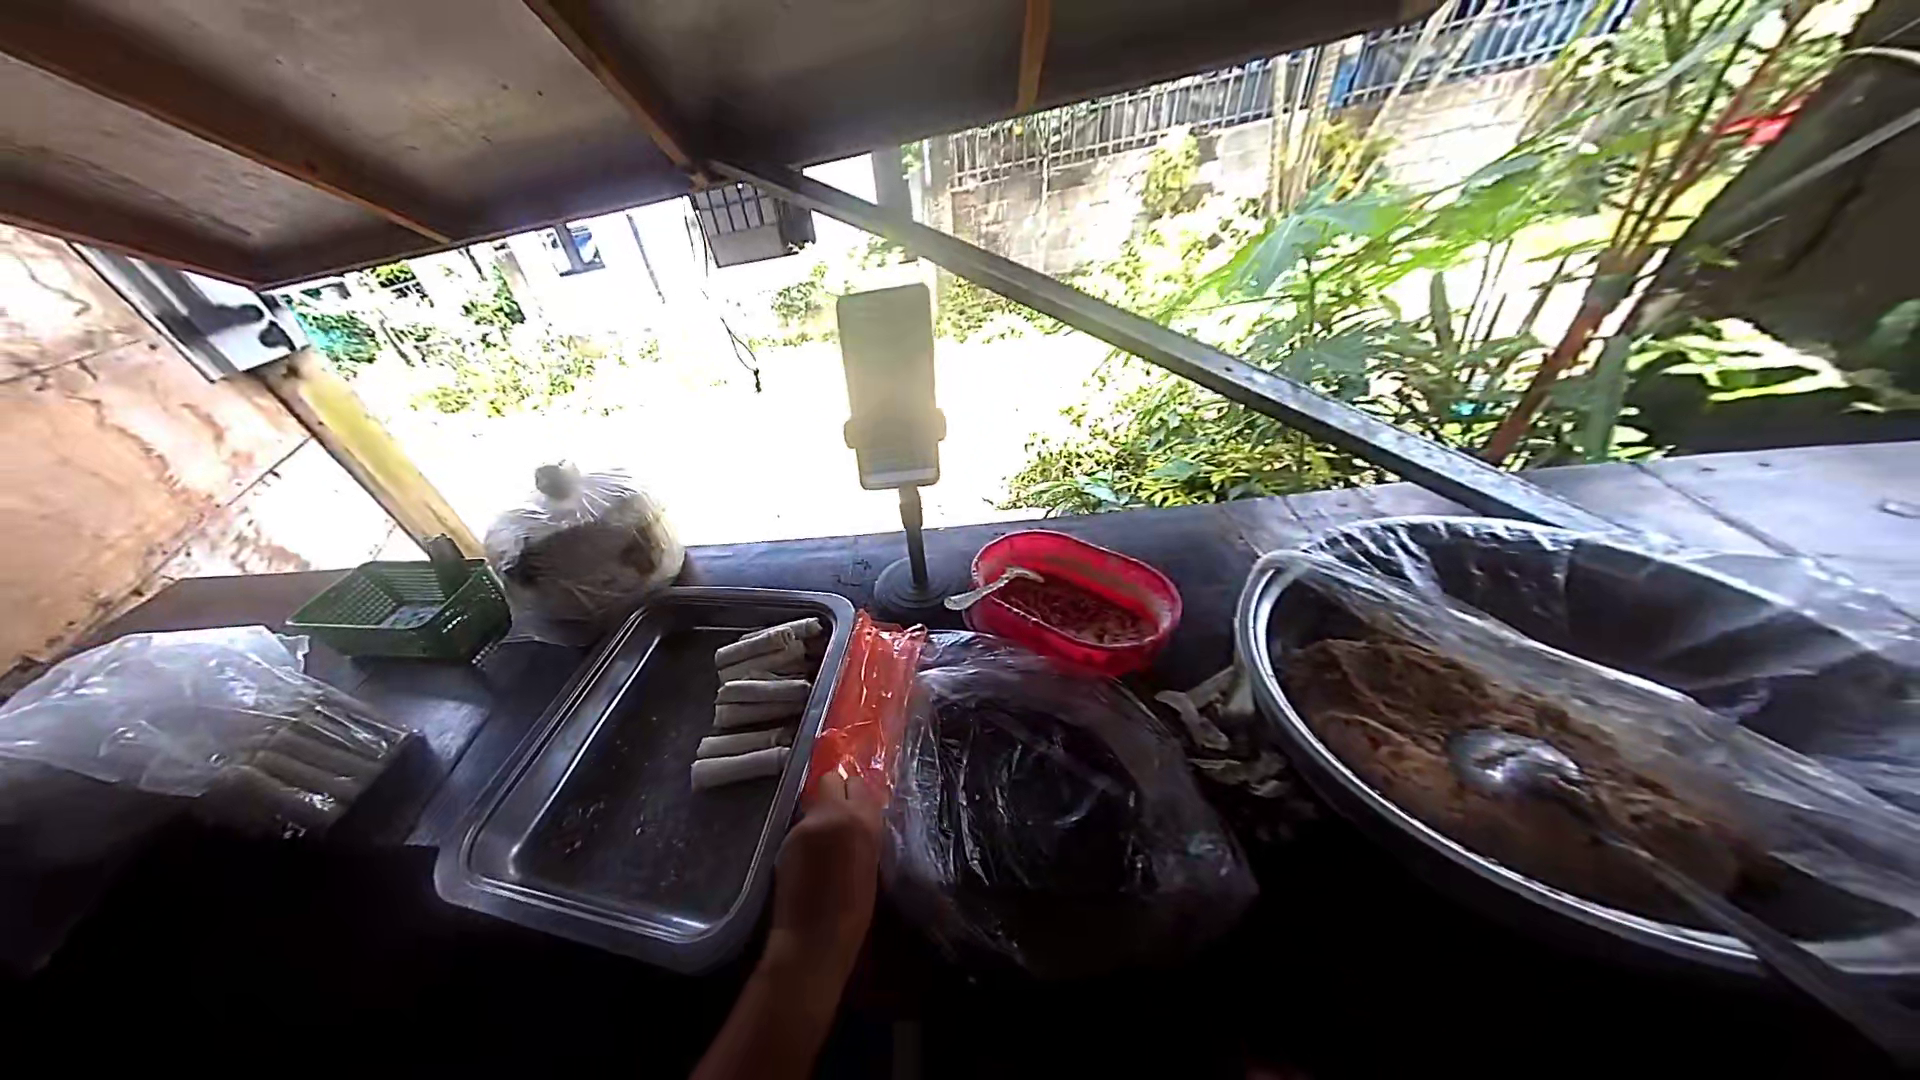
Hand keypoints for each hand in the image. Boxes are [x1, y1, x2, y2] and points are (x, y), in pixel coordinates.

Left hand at [763, 771, 882, 985]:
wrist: (814, 938)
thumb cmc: (855, 909)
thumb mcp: (871, 860)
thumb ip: (864, 830)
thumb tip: (857, 816)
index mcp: (864, 819)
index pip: (859, 783)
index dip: (856, 793)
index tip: (856, 805)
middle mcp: (834, 813)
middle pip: (830, 779)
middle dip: (834, 791)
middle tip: (837, 813)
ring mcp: (806, 825)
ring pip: (812, 802)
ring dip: (819, 814)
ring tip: (822, 842)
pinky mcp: (785, 839)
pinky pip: (800, 825)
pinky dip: (805, 835)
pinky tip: (808, 859)